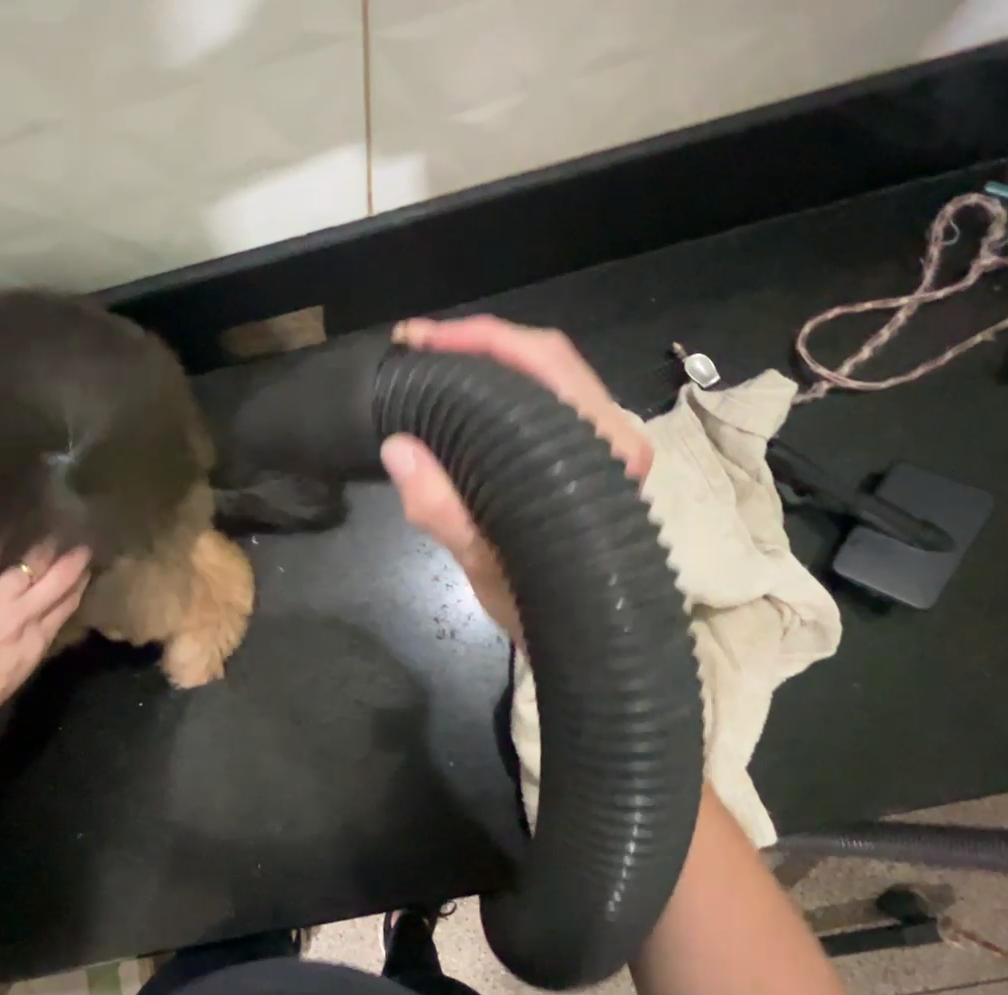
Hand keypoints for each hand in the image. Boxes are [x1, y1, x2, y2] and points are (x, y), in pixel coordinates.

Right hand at [381, 316, 652, 643]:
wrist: (581, 640)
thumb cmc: (539, 604)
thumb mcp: (485, 564)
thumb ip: (443, 510)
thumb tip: (397, 447)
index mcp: (600, 450)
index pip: (544, 363)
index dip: (478, 340)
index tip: (417, 341)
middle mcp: (611, 433)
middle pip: (546, 355)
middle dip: (475, 340)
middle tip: (413, 345)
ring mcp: (601, 441)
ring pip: (544, 371)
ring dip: (485, 358)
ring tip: (428, 360)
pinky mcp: (584, 452)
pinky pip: (541, 397)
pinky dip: (497, 384)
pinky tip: (458, 391)